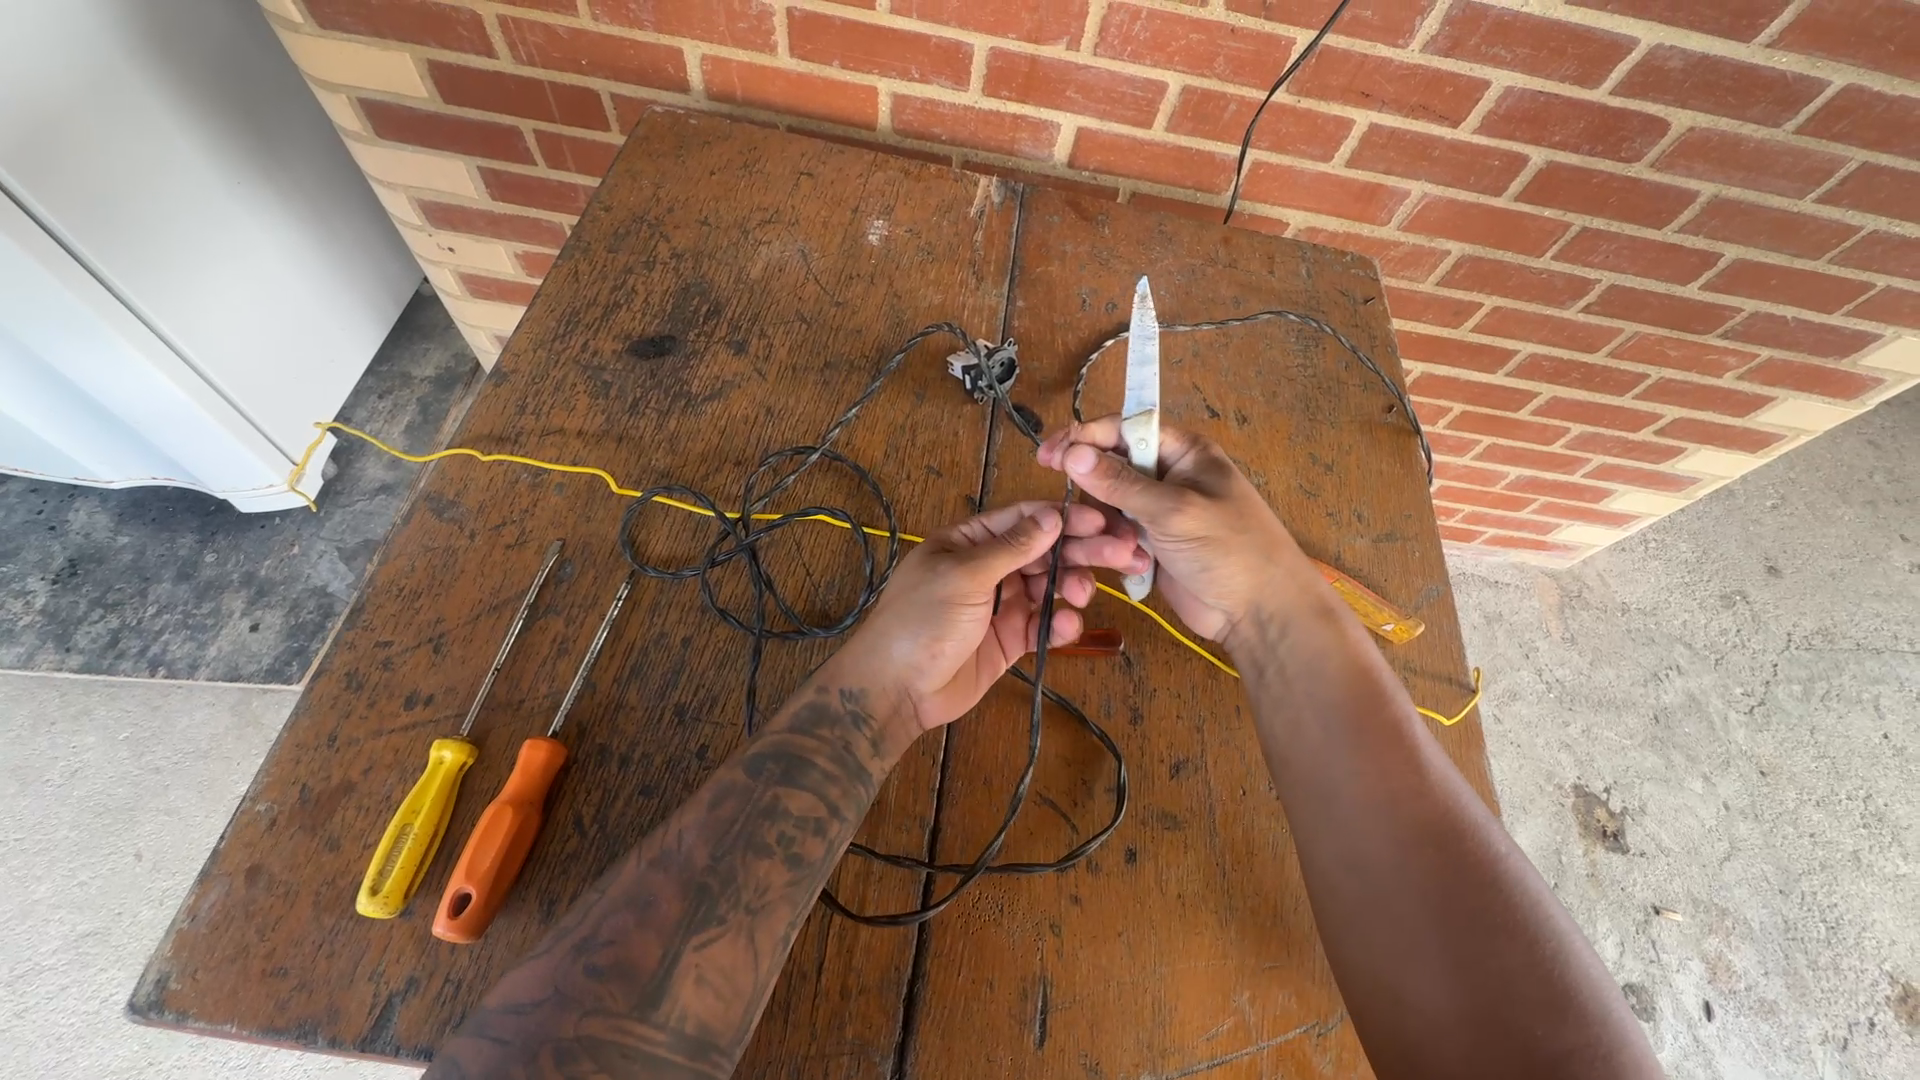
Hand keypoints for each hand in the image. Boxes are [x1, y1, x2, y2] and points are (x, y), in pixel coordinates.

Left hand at [833, 501, 1142, 733]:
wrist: (896, 688)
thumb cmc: (922, 619)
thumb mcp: (964, 576)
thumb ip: (1011, 547)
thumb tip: (1052, 514)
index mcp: (969, 541)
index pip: (1024, 521)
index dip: (1064, 519)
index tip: (1103, 522)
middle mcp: (988, 568)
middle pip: (1044, 552)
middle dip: (1082, 551)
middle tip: (1125, 553)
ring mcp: (1001, 604)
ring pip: (1050, 587)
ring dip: (1073, 587)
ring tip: (1084, 595)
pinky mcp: (1010, 639)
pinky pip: (1043, 624)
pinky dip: (1059, 624)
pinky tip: (1068, 626)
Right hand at [1037, 415, 1313, 645]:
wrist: (1259, 613)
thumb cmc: (1230, 550)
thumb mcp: (1174, 512)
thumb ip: (1120, 483)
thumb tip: (1072, 453)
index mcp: (1184, 452)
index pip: (1125, 430)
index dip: (1085, 438)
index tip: (1049, 454)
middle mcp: (1168, 475)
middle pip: (1111, 466)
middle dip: (1090, 485)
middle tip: (1060, 501)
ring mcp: (1159, 512)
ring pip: (1109, 503)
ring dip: (1103, 522)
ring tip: (1108, 542)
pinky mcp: (1150, 544)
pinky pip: (1116, 533)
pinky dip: (1111, 545)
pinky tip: (1122, 561)